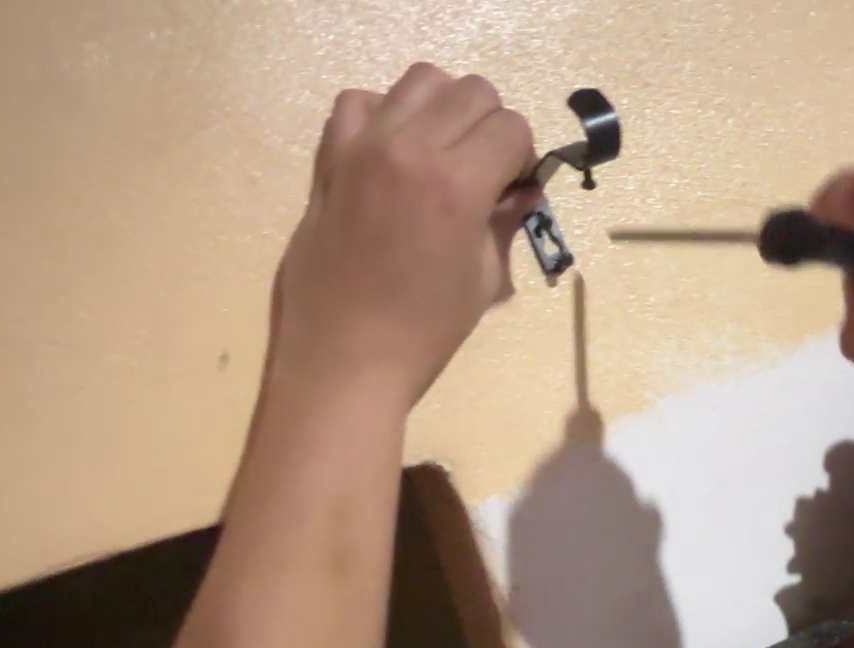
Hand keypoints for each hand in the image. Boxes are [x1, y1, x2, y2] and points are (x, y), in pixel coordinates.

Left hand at [270, 63, 539, 411]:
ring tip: (443, 158)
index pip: (512, 129)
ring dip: (445, 111)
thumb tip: (522, 193)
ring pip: (421, 81)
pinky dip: (386, 117)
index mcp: (456, 186)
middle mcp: (409, 148)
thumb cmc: (424, 334)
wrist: (344, 360)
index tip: (516, 192)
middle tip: (485, 177)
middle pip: (472, 93)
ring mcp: (363, 146)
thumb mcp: (482, 281)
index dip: (524, 160)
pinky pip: (361, 102)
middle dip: (491, 130)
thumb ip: (504, 224)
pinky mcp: (329, 158)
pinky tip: (394, 159)